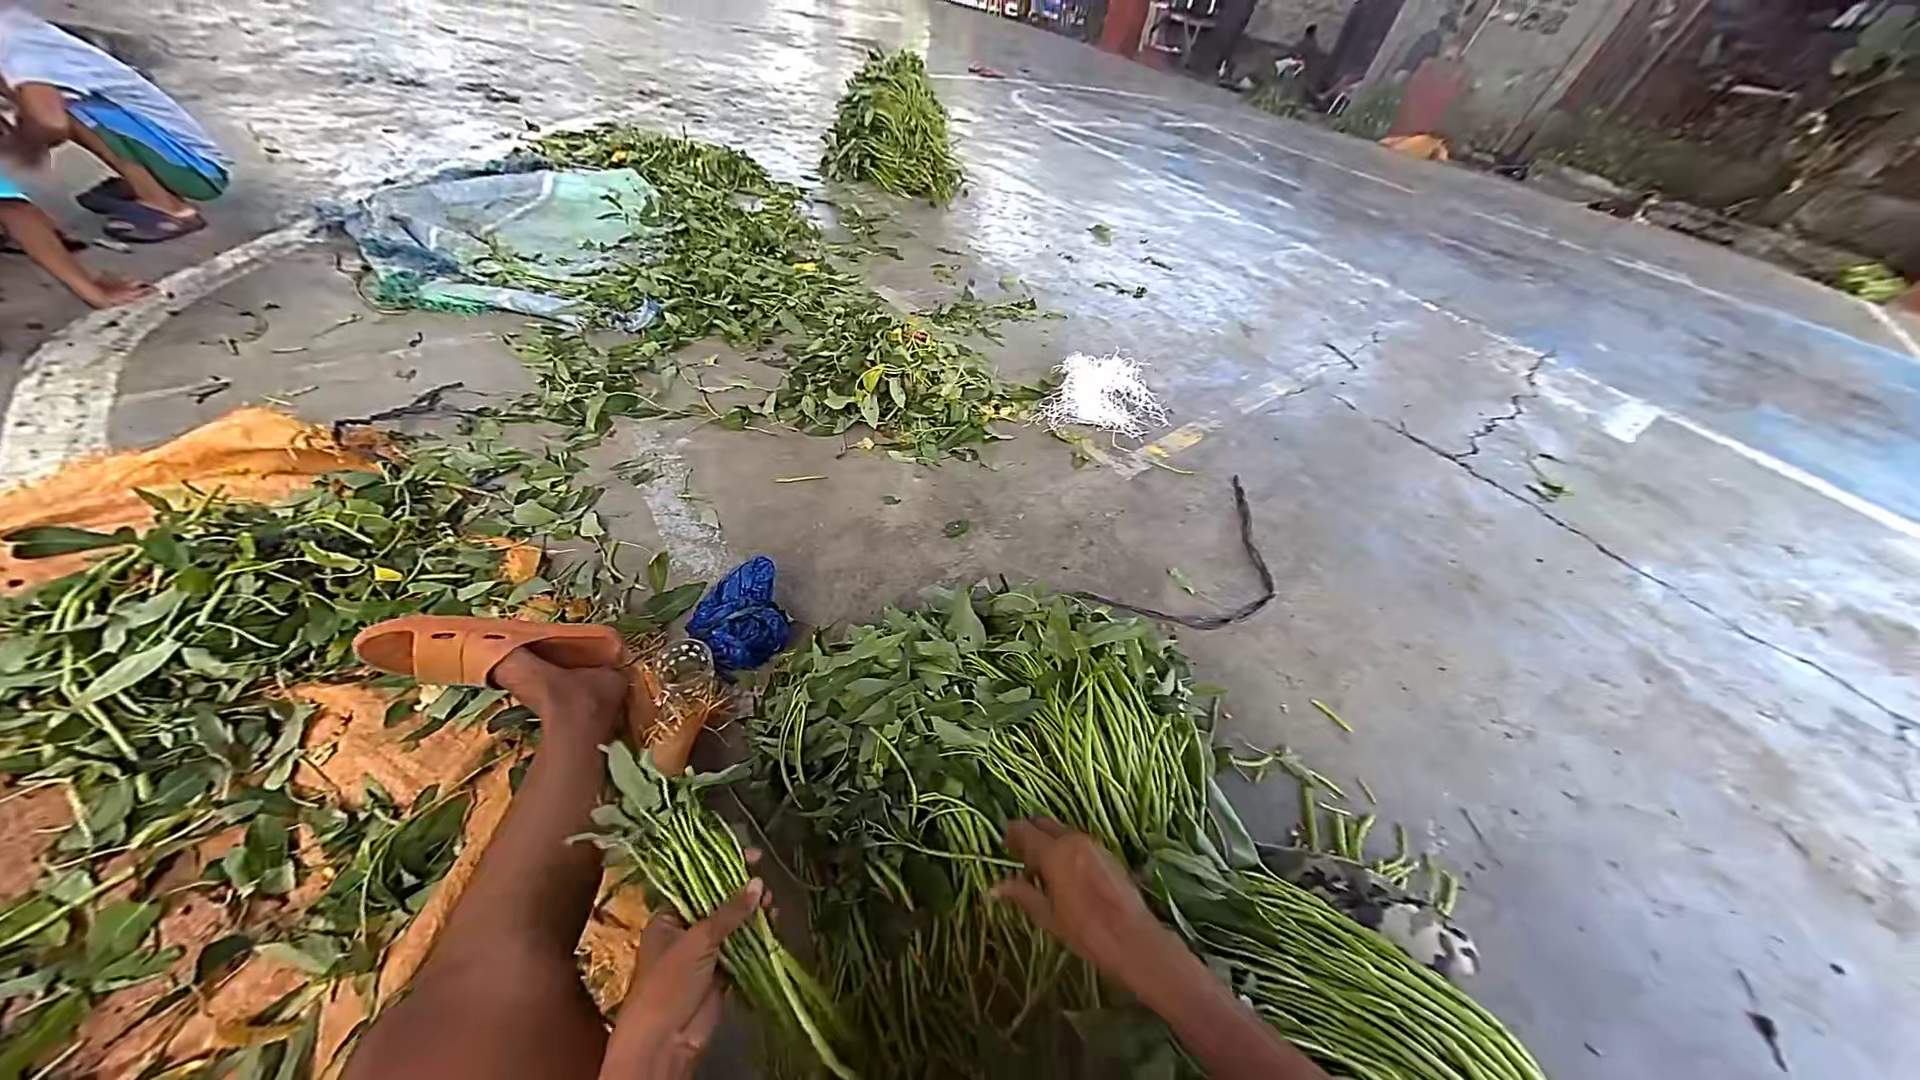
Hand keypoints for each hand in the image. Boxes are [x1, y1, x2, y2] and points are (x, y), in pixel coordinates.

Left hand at [600, 878, 768, 1079]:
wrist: (663, 1045)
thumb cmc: (668, 984)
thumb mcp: (697, 941)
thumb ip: (729, 912)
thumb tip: (759, 883)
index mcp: (668, 919)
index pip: (699, 884)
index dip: (724, 868)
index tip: (750, 857)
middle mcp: (685, 932)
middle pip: (719, 903)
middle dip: (743, 892)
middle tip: (764, 884)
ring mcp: (704, 954)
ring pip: (733, 925)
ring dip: (753, 914)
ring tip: (771, 904)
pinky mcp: (721, 973)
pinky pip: (742, 948)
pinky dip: (757, 937)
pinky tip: (772, 923)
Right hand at [990, 818, 1176, 990]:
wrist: (1133, 938)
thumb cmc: (1086, 931)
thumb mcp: (1047, 916)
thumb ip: (1021, 894)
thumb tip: (994, 887)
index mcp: (1054, 853)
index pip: (1024, 829)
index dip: (1011, 834)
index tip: (1004, 847)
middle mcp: (1072, 840)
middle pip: (1042, 823)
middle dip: (1028, 834)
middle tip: (1020, 856)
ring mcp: (1091, 843)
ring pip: (1061, 830)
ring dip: (1047, 841)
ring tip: (1042, 870)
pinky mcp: (1105, 851)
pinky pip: (1077, 840)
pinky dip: (1065, 847)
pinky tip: (1064, 873)